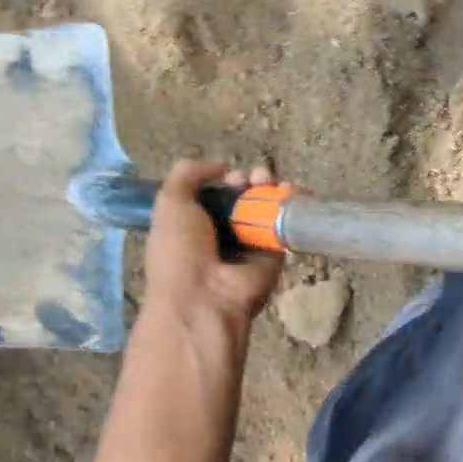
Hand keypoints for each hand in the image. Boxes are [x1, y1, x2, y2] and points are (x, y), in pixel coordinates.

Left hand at [143, 159, 285, 338]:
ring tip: (268, 181)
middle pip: (243, 199)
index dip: (223, 180)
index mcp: (193, 226)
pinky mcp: (275, 253)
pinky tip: (292, 190)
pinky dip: (292, 204)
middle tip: (252, 178)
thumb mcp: (170, 203)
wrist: (204, 297)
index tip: (228, 175)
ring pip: (266, 208)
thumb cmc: (180, 250)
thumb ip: (188, 174)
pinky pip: (286, 223)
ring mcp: (250, 244)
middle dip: (249, 181)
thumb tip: (222, 165)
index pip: (214, 196)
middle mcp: (222, 235)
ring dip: (269, 188)